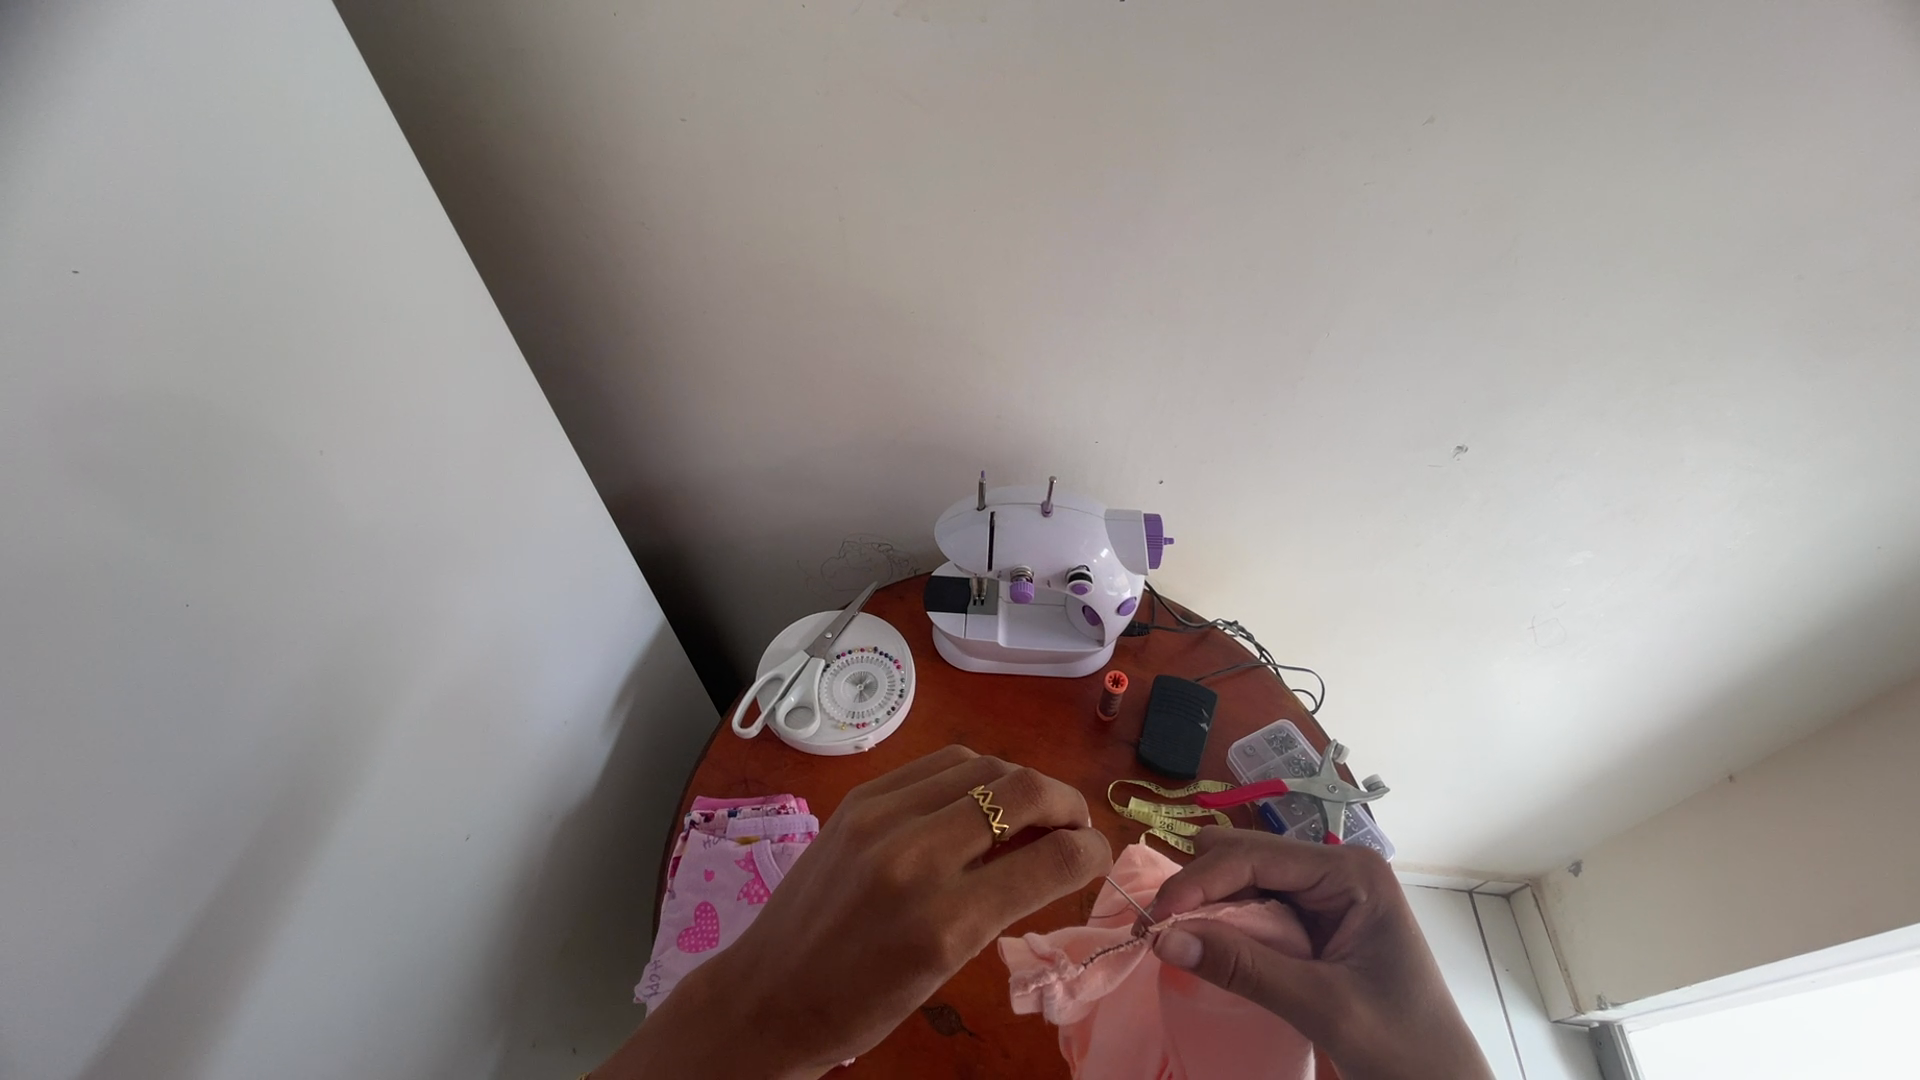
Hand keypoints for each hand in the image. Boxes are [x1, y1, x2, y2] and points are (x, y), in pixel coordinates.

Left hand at [597, 745, 1113, 1077]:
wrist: (767, 994)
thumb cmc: (863, 1005)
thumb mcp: (945, 968)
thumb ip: (1000, 902)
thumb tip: (1051, 851)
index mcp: (945, 923)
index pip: (1050, 860)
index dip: (1092, 849)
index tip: (1100, 852)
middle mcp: (917, 855)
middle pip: (1020, 790)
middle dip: (1066, 801)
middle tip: (1074, 823)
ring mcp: (882, 815)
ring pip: (982, 763)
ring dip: (1020, 780)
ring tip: (1030, 806)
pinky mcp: (860, 797)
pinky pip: (937, 763)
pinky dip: (974, 772)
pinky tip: (979, 795)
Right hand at [1148, 827, 1494, 1079]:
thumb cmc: (1405, 1051)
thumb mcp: (1324, 1009)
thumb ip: (1244, 968)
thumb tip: (1163, 937)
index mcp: (1350, 872)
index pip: (1254, 855)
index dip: (1199, 880)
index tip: (1155, 918)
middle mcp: (1332, 867)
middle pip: (1240, 855)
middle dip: (1197, 888)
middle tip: (1161, 932)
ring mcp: (1321, 891)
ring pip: (1238, 876)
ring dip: (1205, 905)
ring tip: (1176, 940)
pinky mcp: (1309, 917)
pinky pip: (1249, 905)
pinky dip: (1221, 923)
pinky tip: (1207, 947)